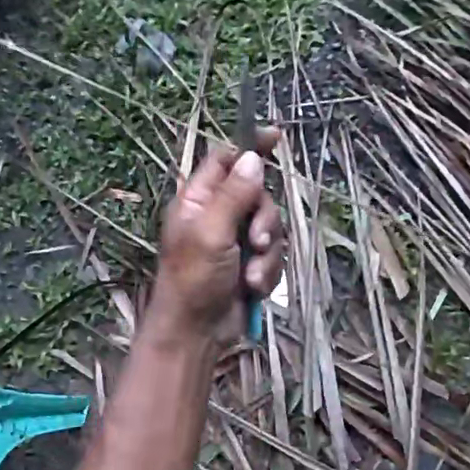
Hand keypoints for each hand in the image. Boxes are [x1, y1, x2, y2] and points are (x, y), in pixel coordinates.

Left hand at [149, 129, 283, 343]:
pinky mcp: (251, 264)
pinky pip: (273, 255)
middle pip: (257, 194)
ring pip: (270, 227)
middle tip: (255, 241)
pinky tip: (253, 288)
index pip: (225, 160)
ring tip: (251, 275)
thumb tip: (252, 157)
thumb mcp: (211, 232)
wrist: (197, 332)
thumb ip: (234, 194)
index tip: (276, 136)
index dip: (249, 147)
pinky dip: (268, 272)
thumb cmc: (193, 280)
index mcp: (198, 200)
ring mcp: (235, 241)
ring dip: (266, 254)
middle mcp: (218, 215)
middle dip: (263, 219)